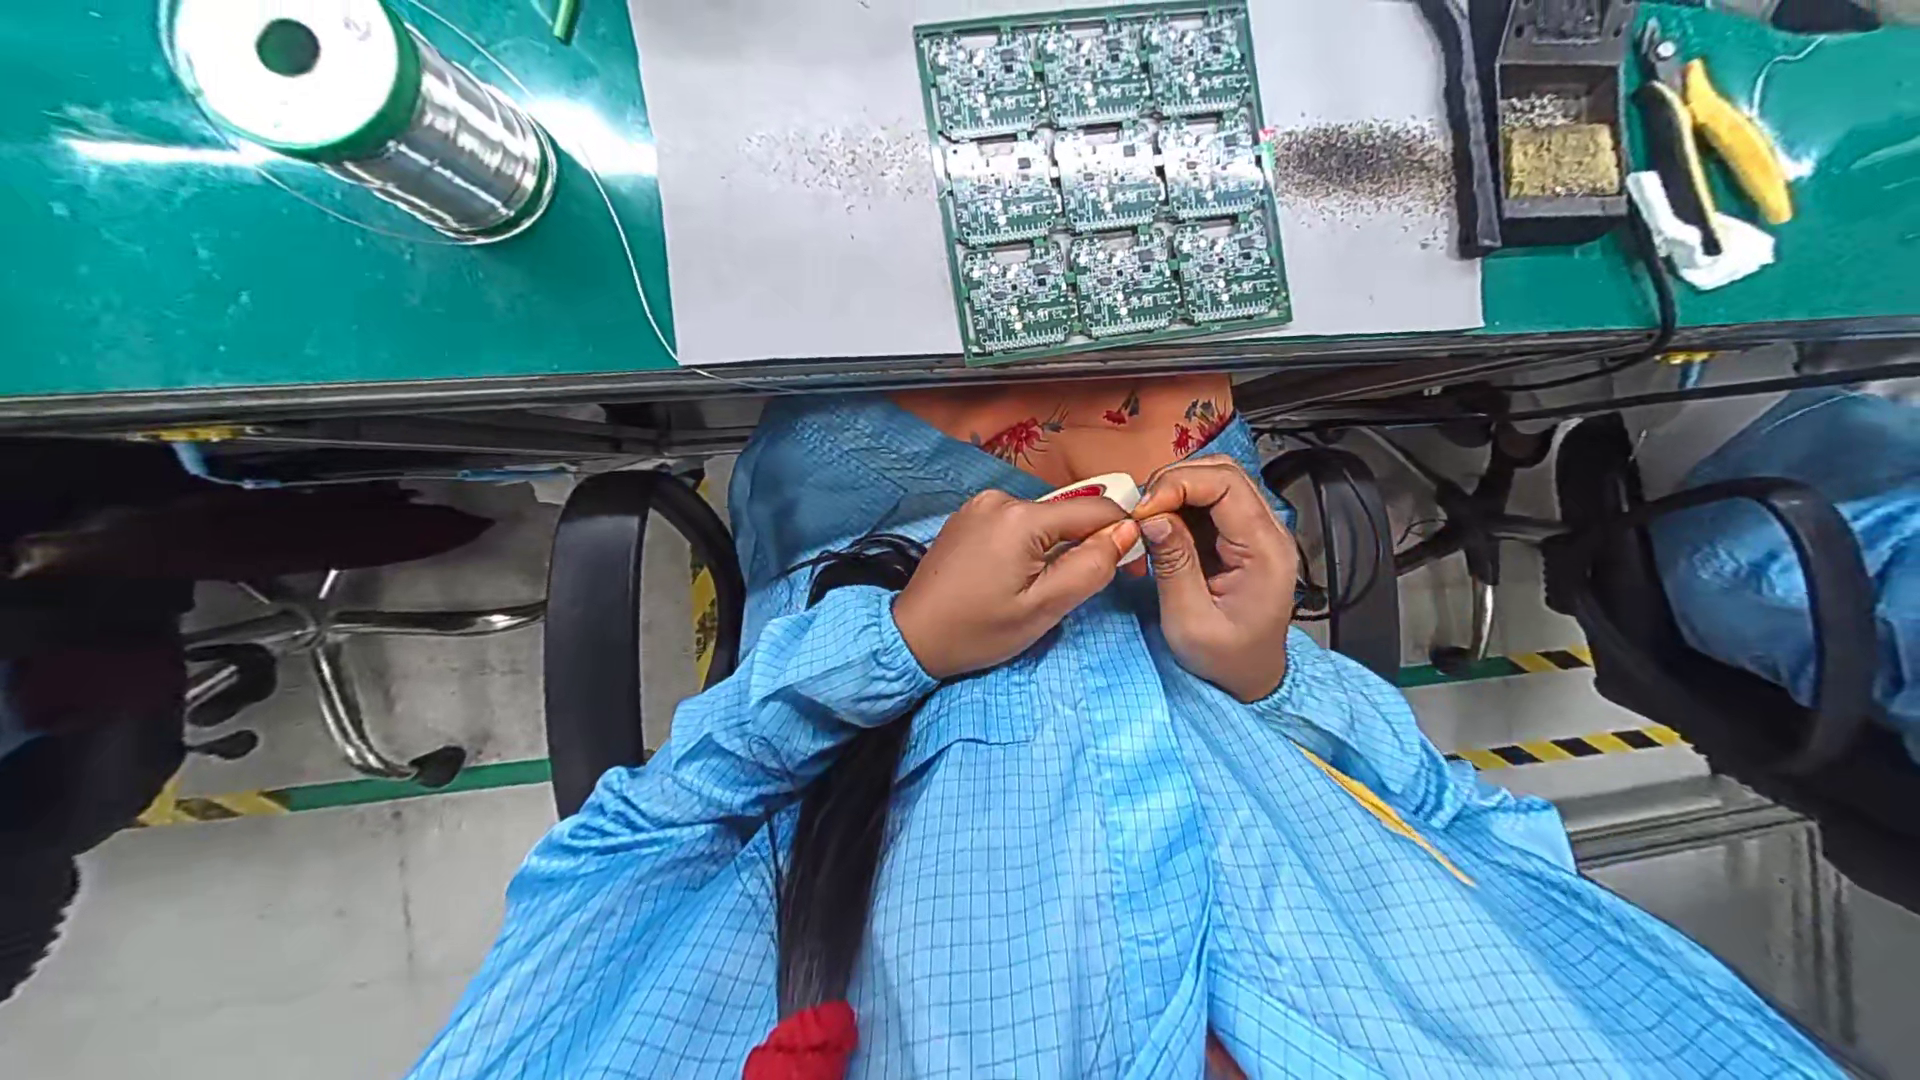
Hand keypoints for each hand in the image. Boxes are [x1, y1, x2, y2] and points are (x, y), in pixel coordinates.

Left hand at [893, 491, 1140, 678]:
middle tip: (1075, 589)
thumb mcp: (1044, 608)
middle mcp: (999, 498)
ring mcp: (979, 504)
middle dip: (1084, 545)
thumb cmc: (978, 630)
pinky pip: (1015, 523)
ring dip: (1054, 547)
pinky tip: (1012, 576)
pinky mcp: (967, 517)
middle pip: (1067, 514)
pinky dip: (1027, 545)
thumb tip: (1127, 532)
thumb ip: (1091, 566)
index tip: (1130, 569)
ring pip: (1042, 520)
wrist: (911, 636)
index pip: (1096, 510)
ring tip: (1037, 587)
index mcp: (1021, 517)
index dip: (1122, 536)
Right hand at [1133, 455, 1297, 701]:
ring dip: (1173, 491)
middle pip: (1222, 472)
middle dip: (1172, 482)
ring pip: (1214, 481)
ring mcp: (1254, 532)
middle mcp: (1267, 532)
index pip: (1226, 485)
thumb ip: (1173, 565)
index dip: (1178, 485)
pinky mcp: (1237, 537)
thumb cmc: (1223, 660)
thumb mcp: (1189, 621)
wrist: (1248, 679)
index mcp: (1265, 551)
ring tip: (1145, 520)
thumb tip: (1153, 517)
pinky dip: (1175, 505)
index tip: (1141, 511)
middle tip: (1139, 512)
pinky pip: (1206, 502)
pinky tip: (1157, 527)